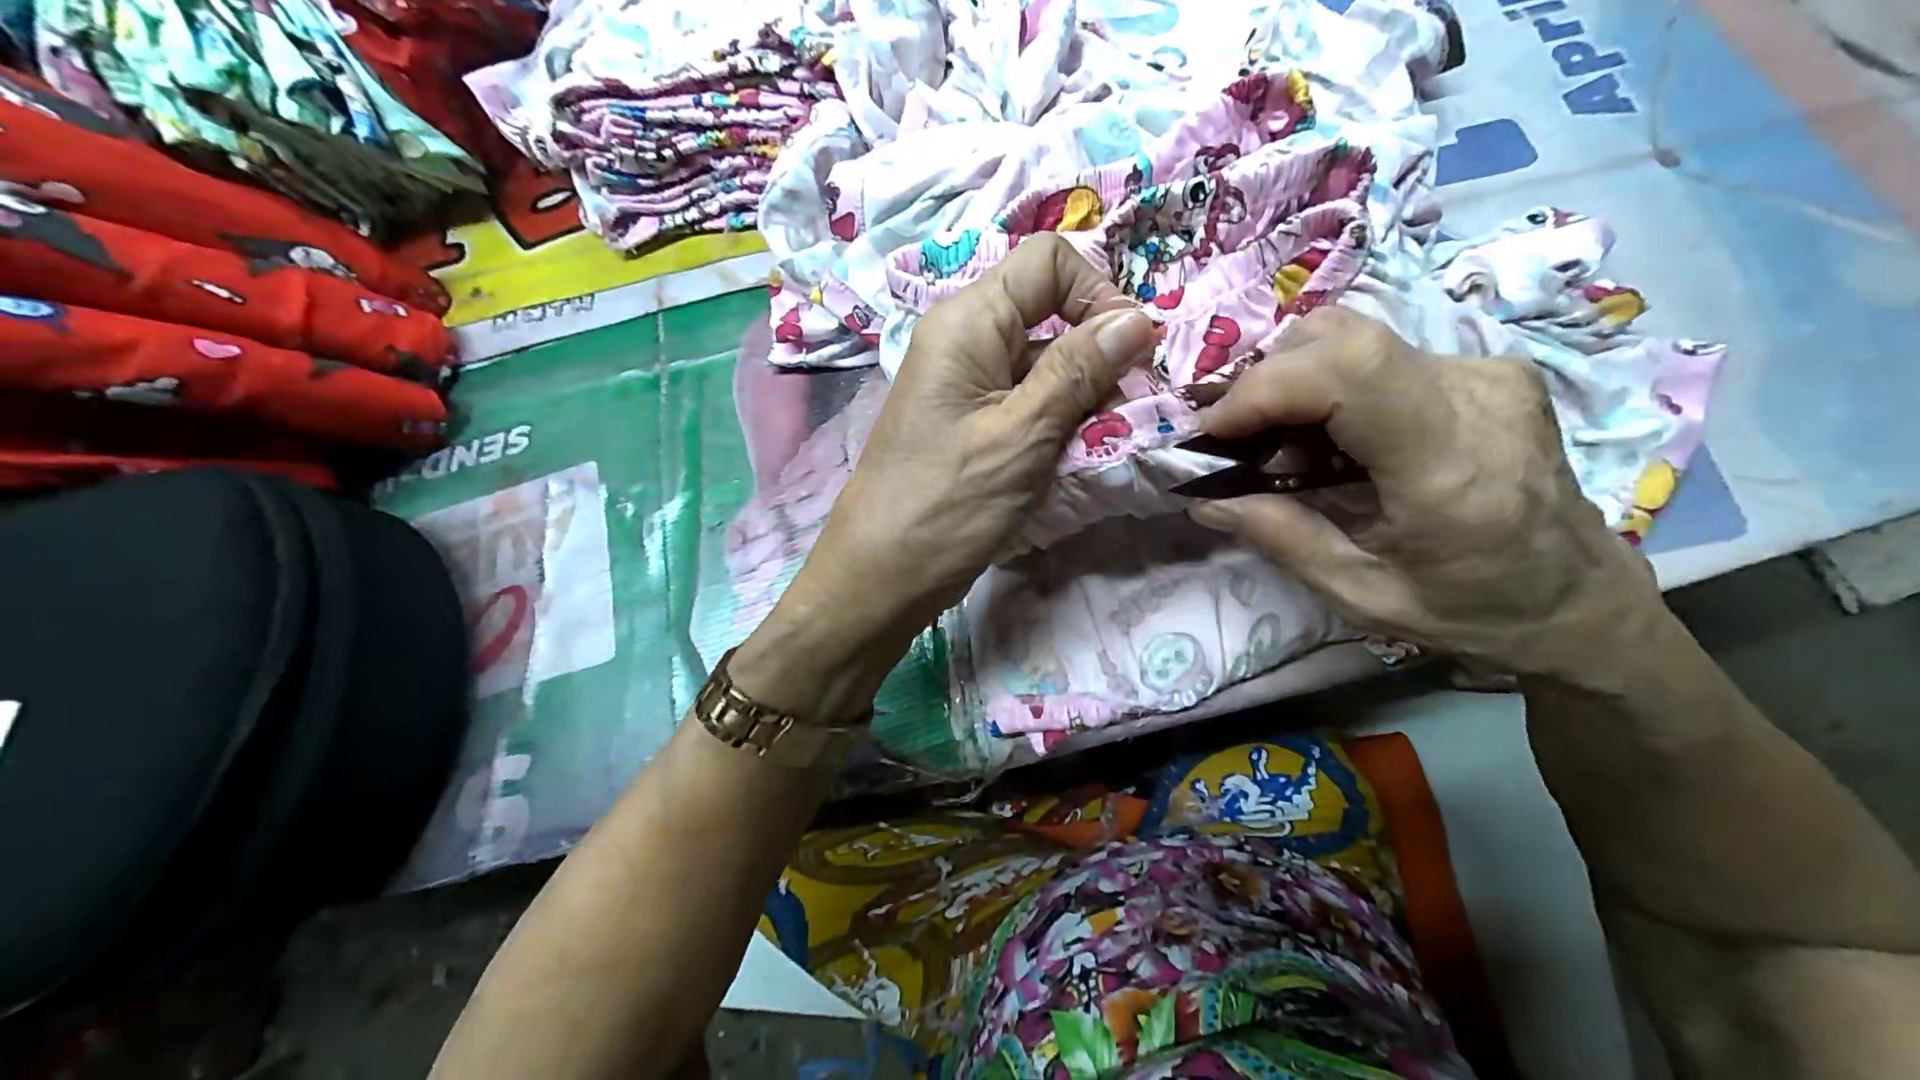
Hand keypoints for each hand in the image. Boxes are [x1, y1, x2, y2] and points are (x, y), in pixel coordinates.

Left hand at [734, 235, 1156, 719]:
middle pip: (1051, 313)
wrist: (881, 576)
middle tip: (1127, 410)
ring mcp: (966, 385)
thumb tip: (1137, 319)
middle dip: (1099, 354)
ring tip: (1103, 442)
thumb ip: (1078, 372)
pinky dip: (1060, 421)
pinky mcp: (971, 424)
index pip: (1049, 262)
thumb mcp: (1022, 435)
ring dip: (1084, 395)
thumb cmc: (946, 504)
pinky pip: (1027, 402)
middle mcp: (965, 340)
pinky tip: (1076, 457)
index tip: (1129, 353)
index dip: (1098, 294)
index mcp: (967, 323)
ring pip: (1045, 363)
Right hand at [1188, 307, 1663, 680]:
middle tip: (1237, 437)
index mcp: (1447, 464)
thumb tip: (1202, 499)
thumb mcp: (1359, 592)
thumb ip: (1279, 536)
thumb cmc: (1468, 610)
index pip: (1346, 372)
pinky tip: (1328, 438)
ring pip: (1356, 336)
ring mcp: (1488, 374)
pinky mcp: (1486, 371)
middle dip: (1267, 379)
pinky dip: (1330, 386)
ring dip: (1295, 380)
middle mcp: (1476, 397)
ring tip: (1279, 442)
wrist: (1578, 601)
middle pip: (1342, 336)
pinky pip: (1382, 354)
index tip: (1213, 432)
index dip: (1262, 387)